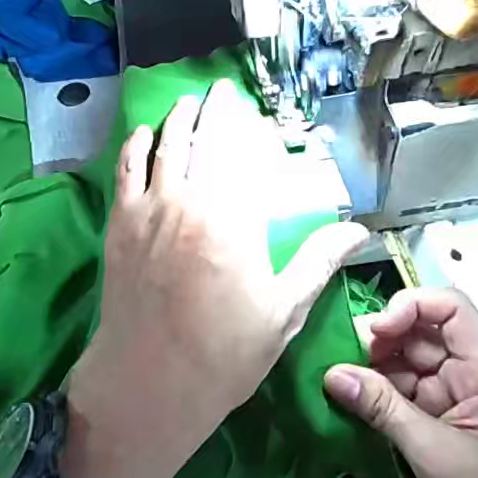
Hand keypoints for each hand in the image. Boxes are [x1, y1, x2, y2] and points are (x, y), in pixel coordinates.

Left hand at [65, 80, 369, 477]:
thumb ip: (318, 262)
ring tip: (187, 104)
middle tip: (219, 91)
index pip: (242, 154)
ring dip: (176, 120)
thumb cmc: (223, 354)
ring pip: (163, 148)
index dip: (244, 124)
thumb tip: (357, 230)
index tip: (248, 105)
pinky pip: (125, 172)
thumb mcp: (284, 311)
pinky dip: (135, 148)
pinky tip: (143, 135)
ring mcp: (149, 212)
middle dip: (212, 110)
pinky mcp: (120, 227)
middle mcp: (190, 203)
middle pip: (202, 141)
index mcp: (234, 221)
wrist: (146, 387)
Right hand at [322, 287, 477, 477]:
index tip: (375, 333)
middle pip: (426, 333)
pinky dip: (382, 396)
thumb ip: (384, 410)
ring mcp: (460, 400)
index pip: (452, 309)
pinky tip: (354, 402)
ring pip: (412, 364)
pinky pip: (409, 395)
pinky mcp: (445, 425)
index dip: (411, 306)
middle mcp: (475, 375)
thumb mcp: (436, 456)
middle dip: (385, 341)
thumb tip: (330, 373)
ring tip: (341, 380)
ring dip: (378, 369)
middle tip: (344, 359)